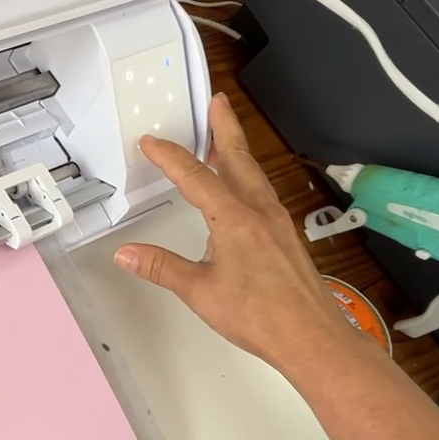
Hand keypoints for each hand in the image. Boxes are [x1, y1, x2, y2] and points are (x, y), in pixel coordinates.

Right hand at [114, 93, 361, 369]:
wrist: (311, 337)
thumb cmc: (261, 316)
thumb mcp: (199, 291)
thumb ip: (160, 267)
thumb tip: (127, 253)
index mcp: (235, 219)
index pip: (195, 177)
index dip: (170, 157)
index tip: (150, 142)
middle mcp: (259, 211)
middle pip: (236, 158)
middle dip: (224, 128)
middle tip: (216, 102)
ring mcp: (276, 221)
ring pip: (252, 173)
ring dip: (236, 149)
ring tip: (224, 136)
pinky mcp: (283, 235)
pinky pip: (262, 191)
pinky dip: (247, 175)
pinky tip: (241, 186)